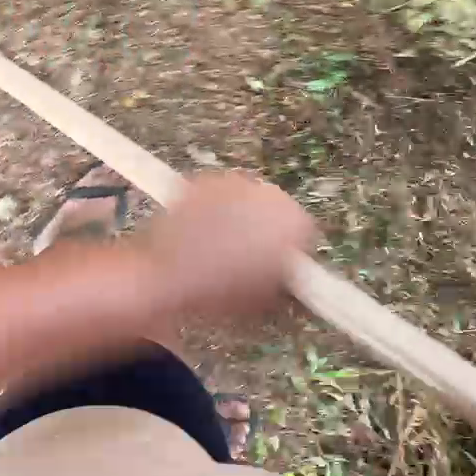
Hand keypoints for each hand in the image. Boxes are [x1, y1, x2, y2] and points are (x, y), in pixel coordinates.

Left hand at [138, 172, 316, 316]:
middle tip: (249, 252)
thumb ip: (287, 279)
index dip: (290, 250)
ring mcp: (234, 181)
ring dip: (241, 213)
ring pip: (247, 198)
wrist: (170, 273)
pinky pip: (218, 194)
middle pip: (276, 208)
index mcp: (294, 220)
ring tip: (222, 240)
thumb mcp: (269, 297)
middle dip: (266, 226)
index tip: (277, 264)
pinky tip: (203, 228)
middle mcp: (269, 192)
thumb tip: (289, 274)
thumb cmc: (222, 291)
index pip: (305, 231)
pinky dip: (215, 206)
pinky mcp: (205, 178)